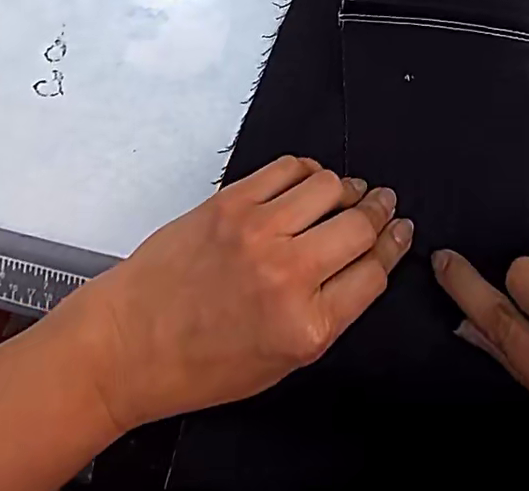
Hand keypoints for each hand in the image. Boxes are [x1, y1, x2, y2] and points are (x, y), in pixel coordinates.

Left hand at [48, 156, 413, 430]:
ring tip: (345, 193)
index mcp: (306, 326)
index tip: (401, 229)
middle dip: (381, 211)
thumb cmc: (201, 362)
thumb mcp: (281, 361)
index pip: (375, 272)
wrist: (127, 345)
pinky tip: (306, 183)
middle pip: (362, 225)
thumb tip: (370, 259)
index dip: (395, 245)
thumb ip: (333, 311)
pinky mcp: (231, 201)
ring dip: (346, 188)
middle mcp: (288, 275)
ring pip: (331, 186)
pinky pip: (290, 166)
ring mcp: (258, 231)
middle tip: (383, 203)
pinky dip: (307, 171)